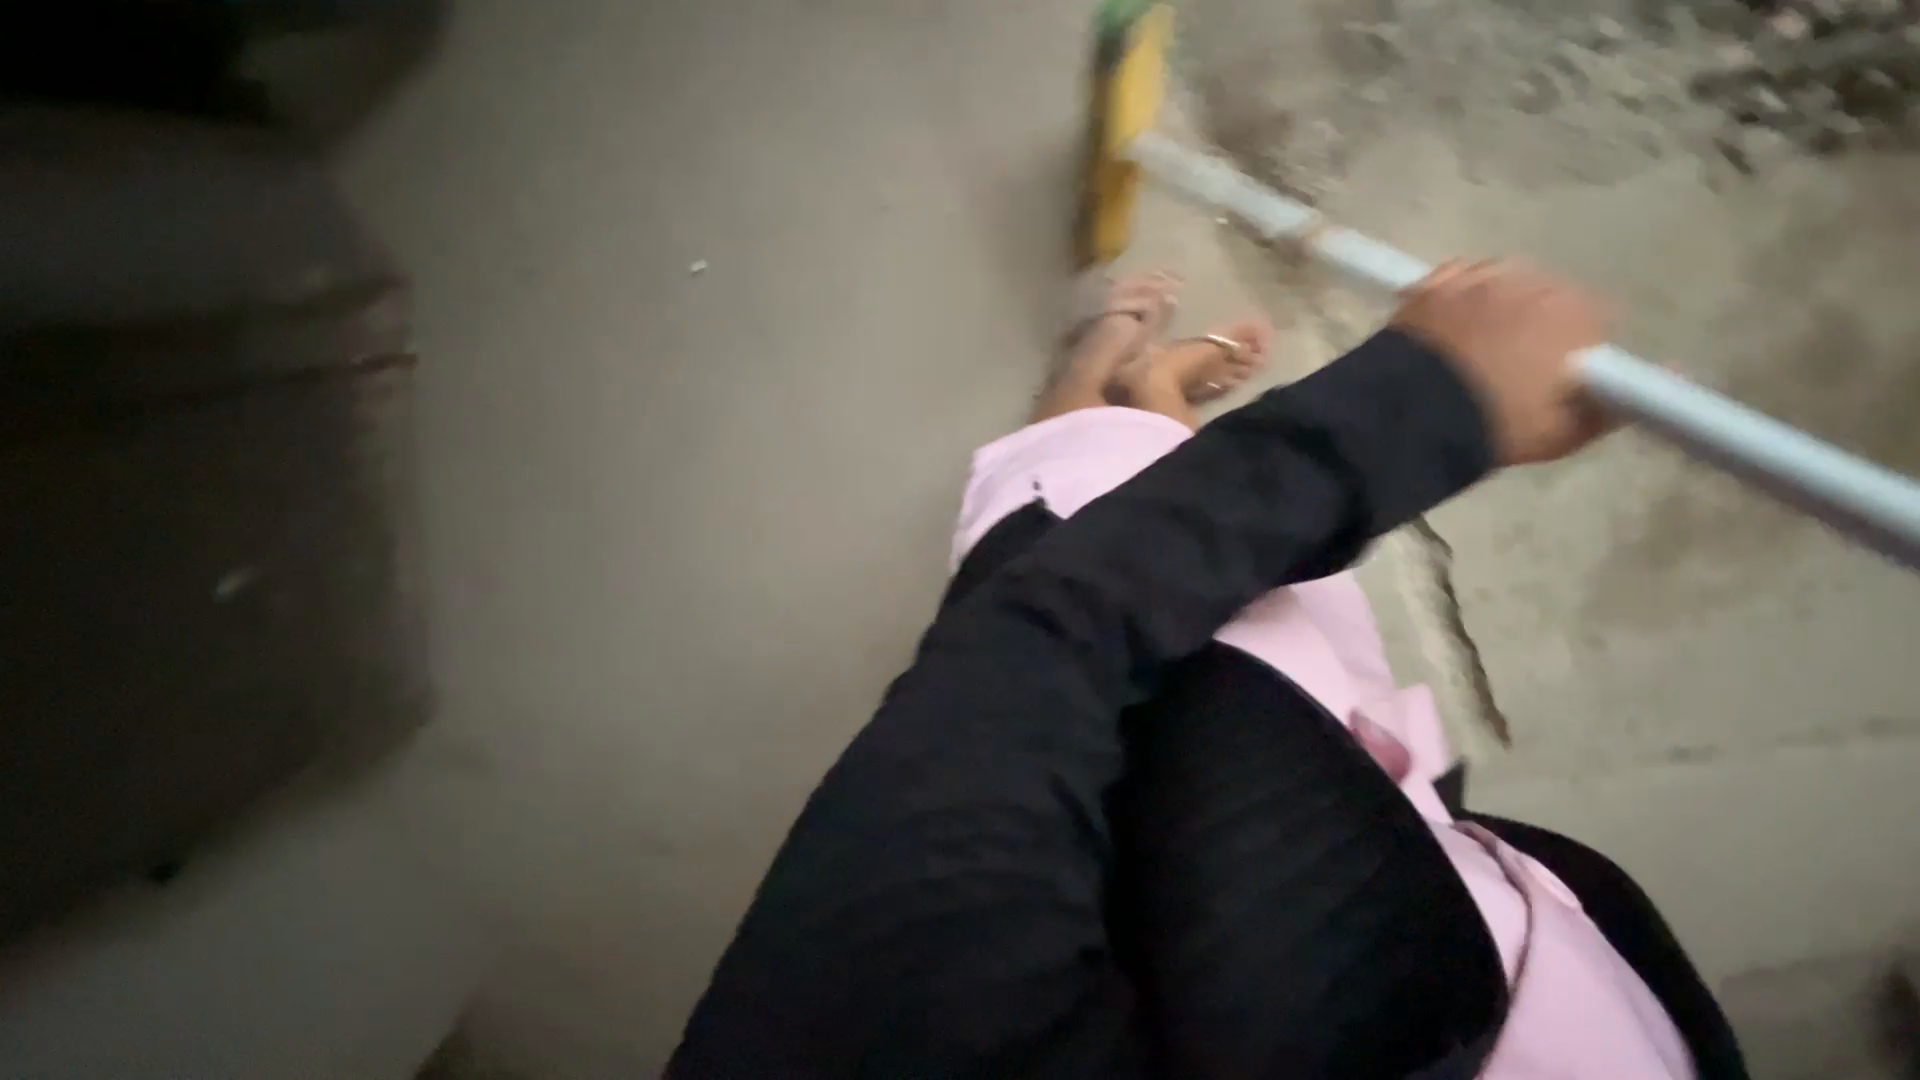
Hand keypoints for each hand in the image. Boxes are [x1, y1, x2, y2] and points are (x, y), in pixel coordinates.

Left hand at [1391, 258, 1612, 465]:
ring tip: (1474, 340)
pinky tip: (1447, 318)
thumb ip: (1616, 404)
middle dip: (1535, 321)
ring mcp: (1478, 279)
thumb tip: (1671, 372)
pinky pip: (1457, 274)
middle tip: (1506, 362)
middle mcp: (1534, 283)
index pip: (1595, 319)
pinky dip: (1457, 291)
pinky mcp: (1432, 284)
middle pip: (1548, 294)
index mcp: (1575, 314)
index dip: (1575, 346)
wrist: (1407, 416)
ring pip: (1503, 279)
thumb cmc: (1492, 426)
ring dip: (1497, 301)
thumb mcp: (1563, 433)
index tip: (1552, 373)